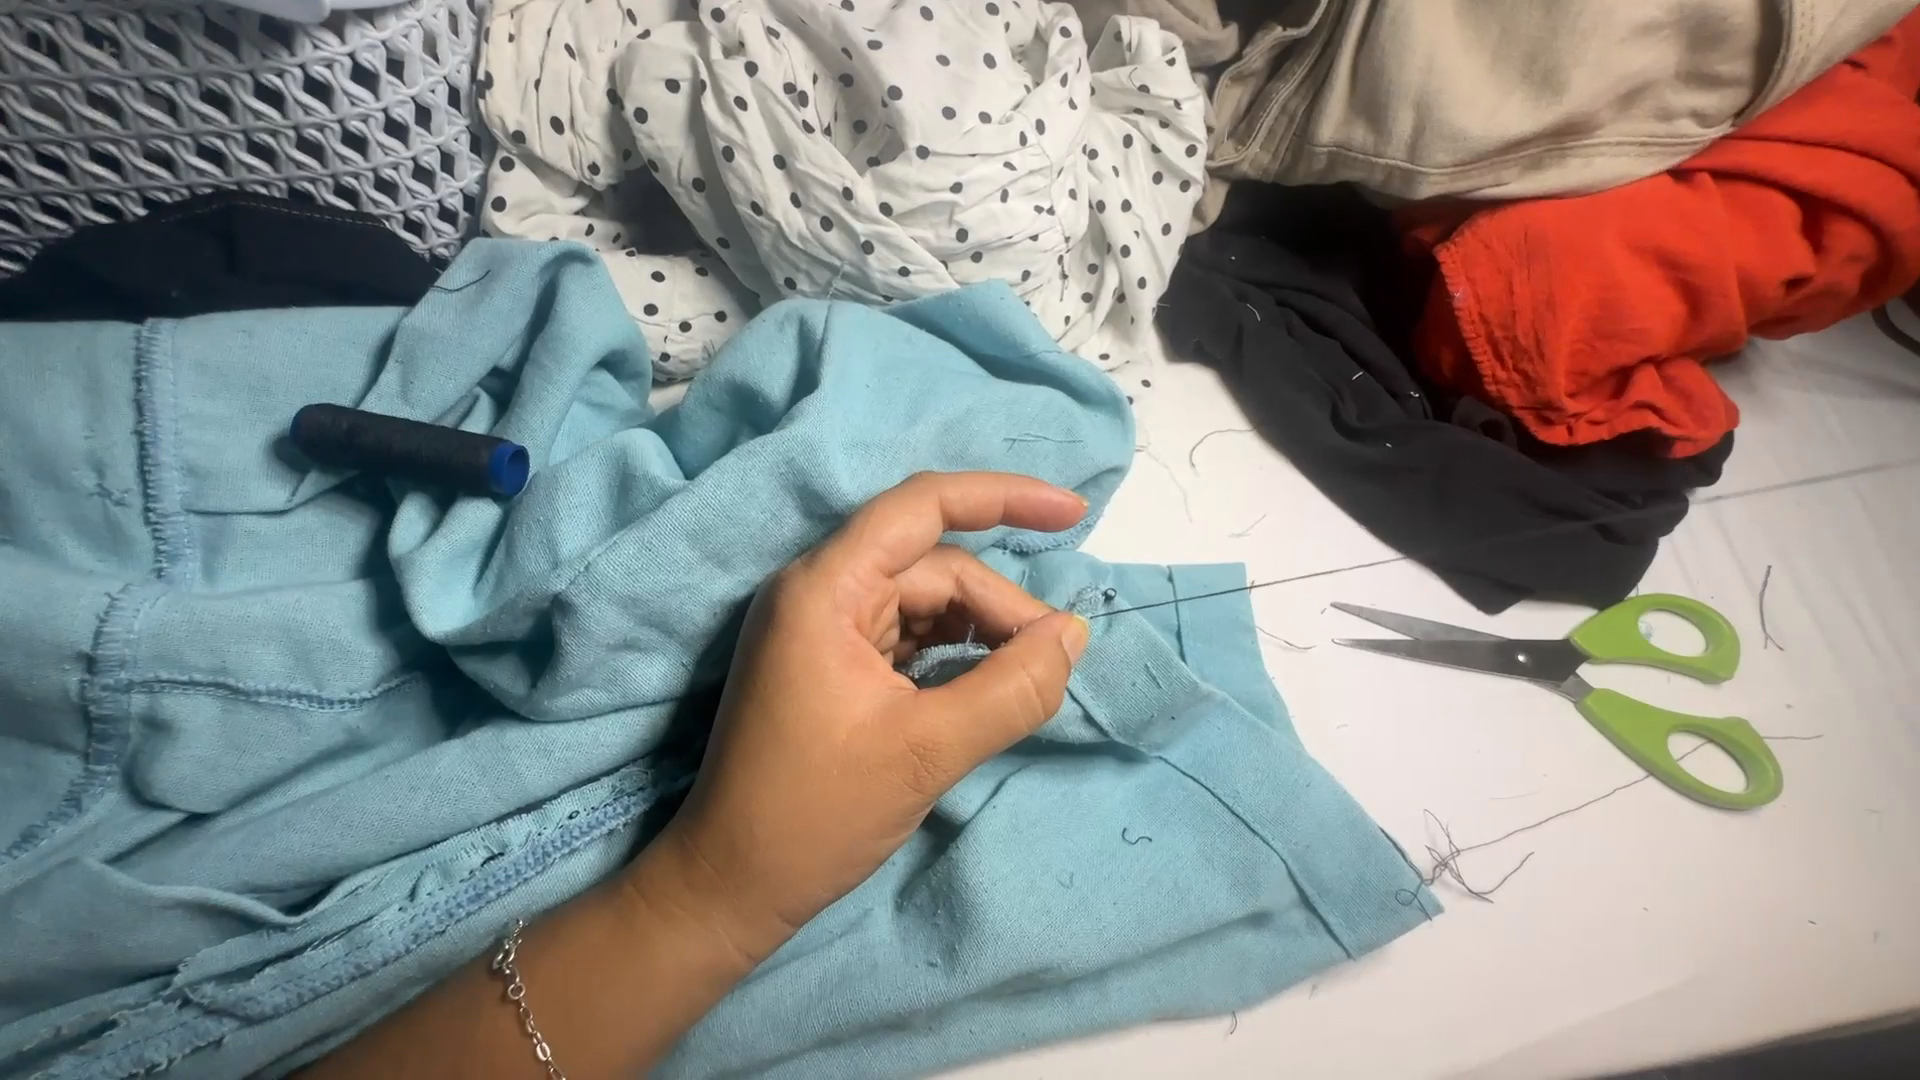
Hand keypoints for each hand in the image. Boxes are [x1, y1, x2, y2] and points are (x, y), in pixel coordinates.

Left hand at [644, 471, 1091, 959]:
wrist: (730, 886)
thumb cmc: (814, 816)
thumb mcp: (927, 751)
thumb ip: (1011, 688)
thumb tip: (1072, 634)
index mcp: (826, 588)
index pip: (923, 506)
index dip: (1004, 498)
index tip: (1073, 513)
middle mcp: (821, 590)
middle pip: (934, 565)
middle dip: (999, 606)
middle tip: (1051, 663)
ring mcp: (824, 625)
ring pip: (926, 599)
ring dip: (981, 629)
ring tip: (1024, 675)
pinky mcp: (834, 659)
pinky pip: (911, 632)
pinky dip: (956, 650)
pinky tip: (987, 681)